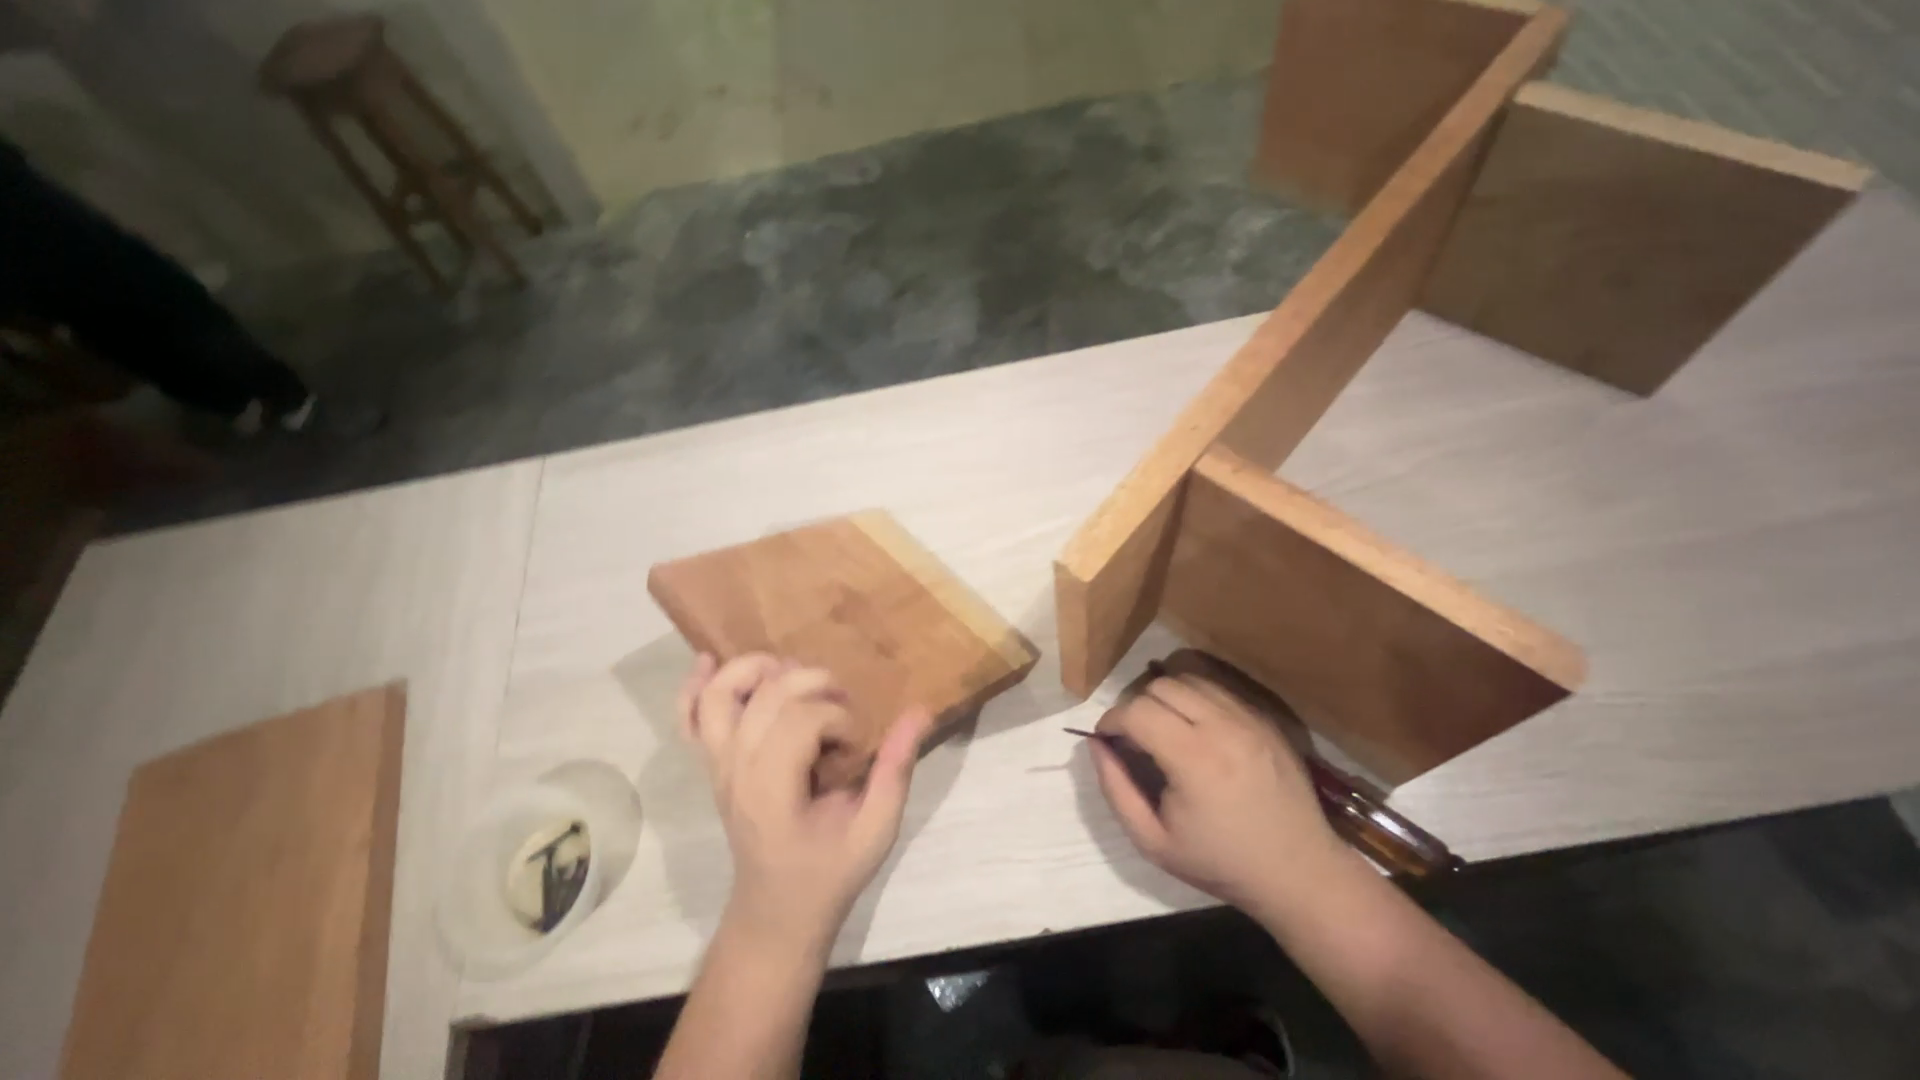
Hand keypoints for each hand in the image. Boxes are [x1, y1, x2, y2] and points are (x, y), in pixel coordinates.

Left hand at [678, 653, 933, 955]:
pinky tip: (709, 661)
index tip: (855, 746)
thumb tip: (920, 711)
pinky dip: (695, 686)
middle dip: (812, 684)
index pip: (800, 720)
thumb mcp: (876, 829)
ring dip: (753, 669)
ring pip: (719, 696)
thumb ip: (895, 769)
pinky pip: (689, 719)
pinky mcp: (712, 765)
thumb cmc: (830, 872)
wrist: (777, 911)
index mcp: (774, 790)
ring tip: (790, 670)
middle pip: (766, 695)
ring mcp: (718, 766)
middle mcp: (737, 770)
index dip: (838, 718)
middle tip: (842, 704)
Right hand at [1091, 666, 1344, 914]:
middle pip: (1161, 685)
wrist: (1297, 871)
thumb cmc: (1220, 863)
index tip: (1107, 741)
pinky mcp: (1267, 720)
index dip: (1111, 721)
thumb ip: (1116, 789)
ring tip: (1164, 730)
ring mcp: (1250, 719)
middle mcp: (1223, 727)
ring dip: (1167, 698)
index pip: (1136, 711)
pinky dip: (1197, 701)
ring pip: (1191, 680)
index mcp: (1193, 758)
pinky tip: (1197, 731)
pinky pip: (1221, 690)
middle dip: (1137, 706)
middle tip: (1135, 738)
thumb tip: (1096, 746)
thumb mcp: (1152, 841)